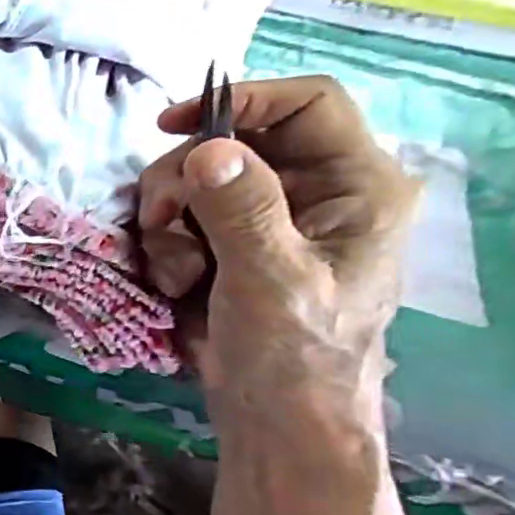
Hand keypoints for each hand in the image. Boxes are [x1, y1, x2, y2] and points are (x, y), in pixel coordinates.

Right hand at [136, 75, 417, 430]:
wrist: (273, 412)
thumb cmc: (296, 352)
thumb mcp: (272, 281)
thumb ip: (243, 213)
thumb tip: (207, 151)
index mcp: (354, 185)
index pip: (305, 105)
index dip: (240, 101)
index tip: (170, 125)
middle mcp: (309, 191)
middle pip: (227, 145)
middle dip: (180, 185)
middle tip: (160, 224)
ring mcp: (261, 218)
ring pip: (188, 184)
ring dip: (165, 226)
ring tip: (177, 273)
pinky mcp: (223, 244)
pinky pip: (173, 219)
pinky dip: (161, 247)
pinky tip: (174, 282)